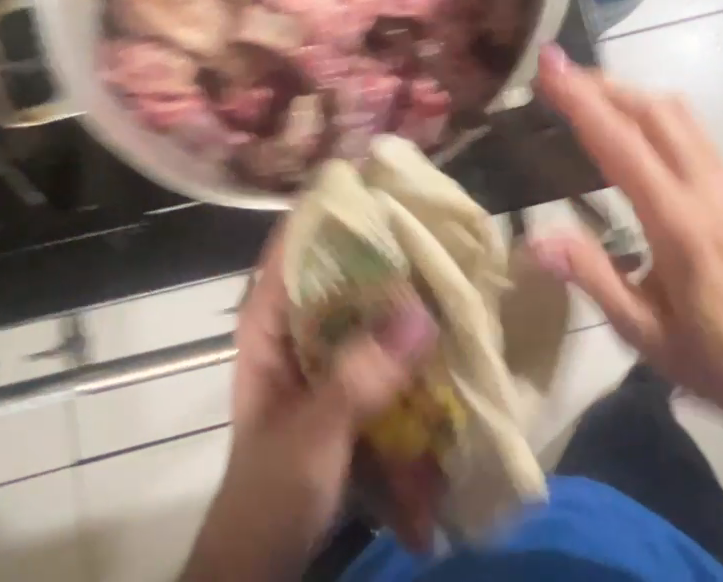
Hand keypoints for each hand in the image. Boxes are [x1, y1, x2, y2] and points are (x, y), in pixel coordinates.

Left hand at [184, 225, 432, 580]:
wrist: (266, 564)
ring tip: (456, 263)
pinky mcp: (356, 394)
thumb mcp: (312, 431)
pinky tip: (453, 327)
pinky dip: (415, 340)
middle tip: (438, 222)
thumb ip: (360, 376)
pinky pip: (388, 351)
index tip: (378, 179)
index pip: (295, 247)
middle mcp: (300, 332)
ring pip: (369, 310)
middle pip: (341, 274)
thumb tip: (423, 311)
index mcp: (269, 326)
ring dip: (406, 294)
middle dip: (385, 251)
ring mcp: (329, 363)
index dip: (330, 211)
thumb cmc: (270, 490)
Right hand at [526, 45, 722, 415]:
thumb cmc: (704, 357)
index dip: (581, 101)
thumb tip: (533, 239)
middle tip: (555, 77)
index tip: (548, 66)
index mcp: (679, 224)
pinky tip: (628, 126)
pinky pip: (691, 129)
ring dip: (628, 94)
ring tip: (584, 94)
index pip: (621, 145)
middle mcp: (707, 190)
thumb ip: (590, 276)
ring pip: (676, 113)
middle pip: (653, 111)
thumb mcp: (640, 330)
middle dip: (602, 85)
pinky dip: (652, 111)